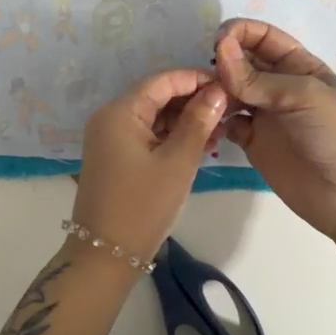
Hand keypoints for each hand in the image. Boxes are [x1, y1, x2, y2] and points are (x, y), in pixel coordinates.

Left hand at [71, 69, 226, 267]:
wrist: (105, 255)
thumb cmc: (143, 206)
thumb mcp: (177, 163)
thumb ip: (198, 123)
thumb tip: (217, 91)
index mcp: (119, 111)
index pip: (162, 80)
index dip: (196, 79)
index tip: (229, 87)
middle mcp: (110, 117)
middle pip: (157, 96)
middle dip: (192, 101)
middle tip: (230, 111)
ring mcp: (110, 137)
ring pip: (153, 116)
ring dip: (184, 120)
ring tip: (220, 131)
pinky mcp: (114, 155)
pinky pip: (146, 134)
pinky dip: (170, 136)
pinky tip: (199, 145)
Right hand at [214, 19, 335, 239]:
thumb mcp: (305, 96)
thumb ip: (259, 78)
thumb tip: (220, 50)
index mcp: (298, 66)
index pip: (262, 37)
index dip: (239, 33)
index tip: (217, 43)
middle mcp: (278, 86)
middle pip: (241, 62)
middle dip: (221, 62)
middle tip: (205, 77)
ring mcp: (264, 115)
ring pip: (229, 92)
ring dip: (214, 90)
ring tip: (204, 99)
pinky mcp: (253, 143)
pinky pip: (226, 123)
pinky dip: (213, 118)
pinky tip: (206, 122)